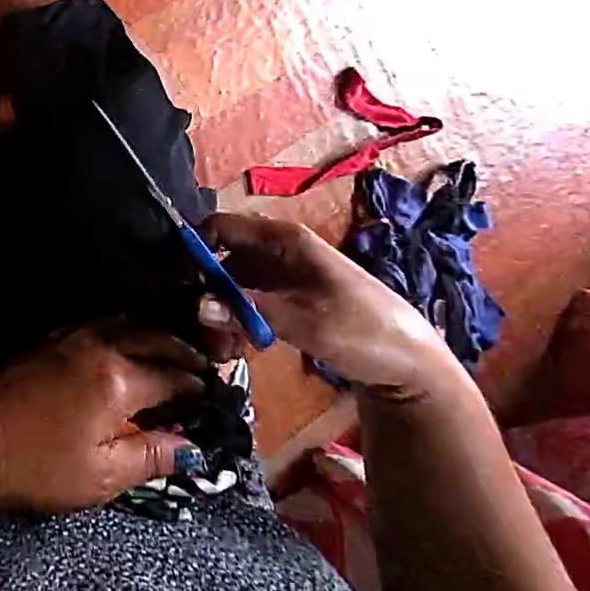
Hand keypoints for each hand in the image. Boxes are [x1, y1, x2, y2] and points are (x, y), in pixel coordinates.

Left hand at [0, 324, 206, 517]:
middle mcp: (103, 345)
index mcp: (119, 380)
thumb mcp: (102, 476)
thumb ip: (152, 455)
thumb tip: (192, 446)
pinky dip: (128, 329)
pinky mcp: (57, 337)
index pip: (173, 377)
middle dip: (185, 352)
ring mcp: (77, 335)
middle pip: (157, 339)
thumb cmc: (40, 467)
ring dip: (158, 335)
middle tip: (204, 368)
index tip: (215, 395)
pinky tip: (130, 344)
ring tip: (175, 352)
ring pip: (131, 323)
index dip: (197, 388)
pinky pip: (105, 322)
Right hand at [197, 212, 461, 401]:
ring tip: (222, 349)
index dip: (195, 246)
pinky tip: (238, 350)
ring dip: (222, 314)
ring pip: (234, 286)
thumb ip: (249, 311)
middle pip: (224, 259)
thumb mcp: (305, 321)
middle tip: (201, 330)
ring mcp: (283, 277)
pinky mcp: (288, 302)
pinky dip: (239, 323)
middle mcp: (278, 252)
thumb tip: (199, 304)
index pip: (222, 226)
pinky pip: (250, 305)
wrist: (411, 365)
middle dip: (208, 291)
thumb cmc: (362, 329)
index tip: (178, 281)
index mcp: (283, 240)